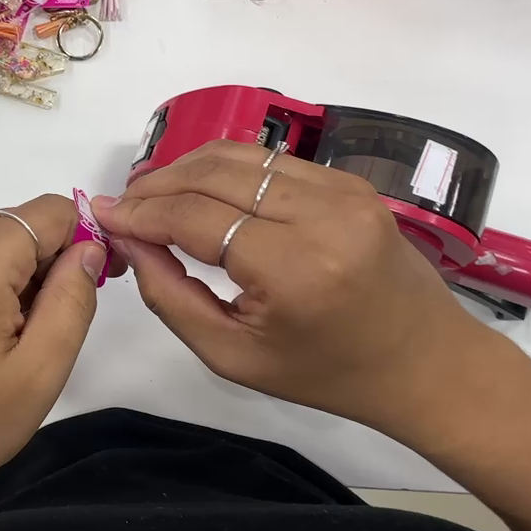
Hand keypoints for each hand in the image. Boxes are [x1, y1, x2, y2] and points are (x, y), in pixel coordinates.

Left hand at [0, 194, 105, 530]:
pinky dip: (2, 277)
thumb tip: (91, 247)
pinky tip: (3, 325)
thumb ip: (73, 298)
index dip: (87, 237)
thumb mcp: (41, 368)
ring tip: (30, 330)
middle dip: (58, 255)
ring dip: (30, 269)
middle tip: (66, 316)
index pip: (51, 211)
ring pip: (3, 235)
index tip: (102, 281)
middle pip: (24, 220)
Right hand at [94, 140, 496, 433]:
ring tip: (150, 196)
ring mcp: (343, 191)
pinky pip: (266, 161)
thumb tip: (124, 237)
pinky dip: (220, 169)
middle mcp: (323, 216)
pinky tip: (197, 191)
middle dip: (153, 185)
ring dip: (182, 169)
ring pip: (236, 156)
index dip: (140, 213)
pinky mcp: (350, 182)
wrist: (429, 365)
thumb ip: (167, 294)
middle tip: (121, 206)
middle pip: (211, 175)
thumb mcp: (230, 355)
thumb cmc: (324, 373)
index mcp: (296, 269)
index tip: (102, 215)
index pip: (195, 218)